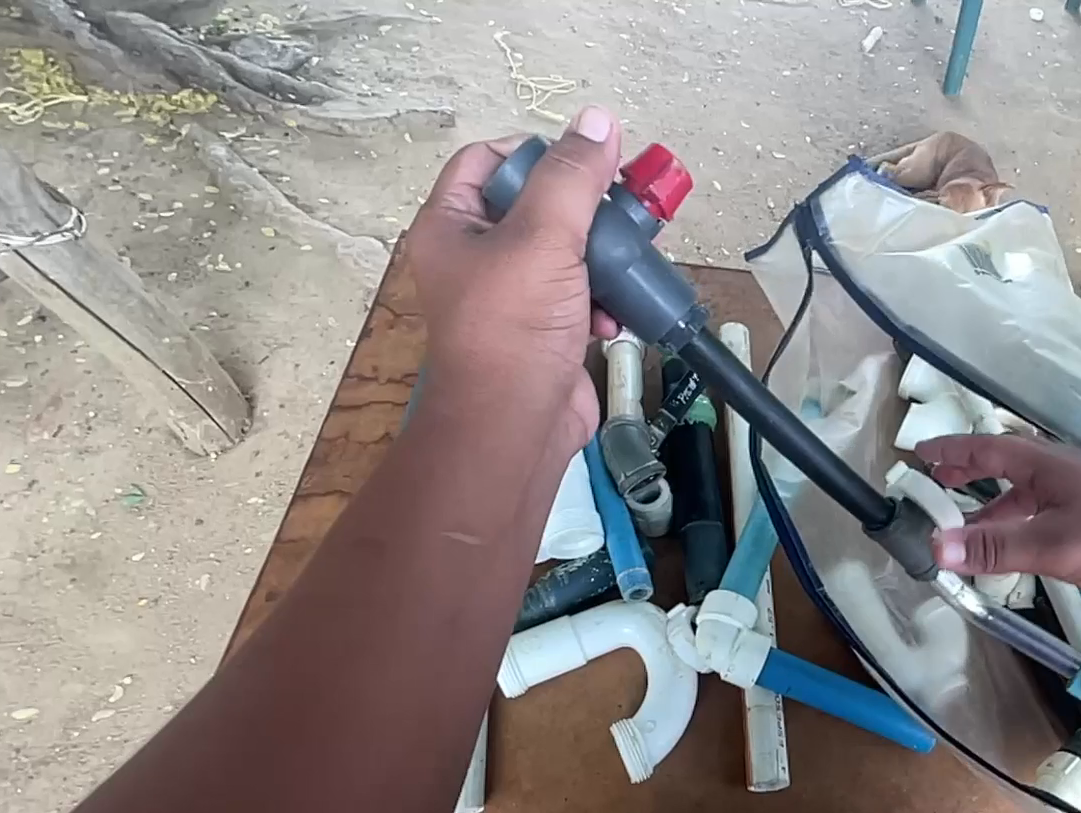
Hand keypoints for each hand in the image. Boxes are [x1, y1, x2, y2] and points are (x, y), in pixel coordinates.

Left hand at [406, 107, 624, 452]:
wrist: (520, 423)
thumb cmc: (515, 328)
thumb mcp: (543, 239)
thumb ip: (572, 179)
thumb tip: (599, 121)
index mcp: (453, 227)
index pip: (487, 162)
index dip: (535, 153)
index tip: (585, 163)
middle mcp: (479, 259)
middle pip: (537, 211)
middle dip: (585, 215)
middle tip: (624, 211)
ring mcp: (515, 301)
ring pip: (568, 259)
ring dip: (603, 263)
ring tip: (628, 266)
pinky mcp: (548, 334)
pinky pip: (582, 302)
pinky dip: (604, 306)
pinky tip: (617, 318)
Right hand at [916, 434, 1080, 616]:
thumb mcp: (1052, 546)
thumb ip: (994, 547)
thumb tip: (935, 546)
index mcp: (1051, 465)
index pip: (990, 449)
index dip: (953, 450)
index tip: (919, 452)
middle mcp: (1066, 470)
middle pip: (1007, 464)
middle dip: (970, 471)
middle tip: (938, 480)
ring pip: (1027, 491)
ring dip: (994, 504)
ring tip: (968, 525)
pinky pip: (1045, 510)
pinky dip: (1020, 521)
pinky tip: (1019, 542)